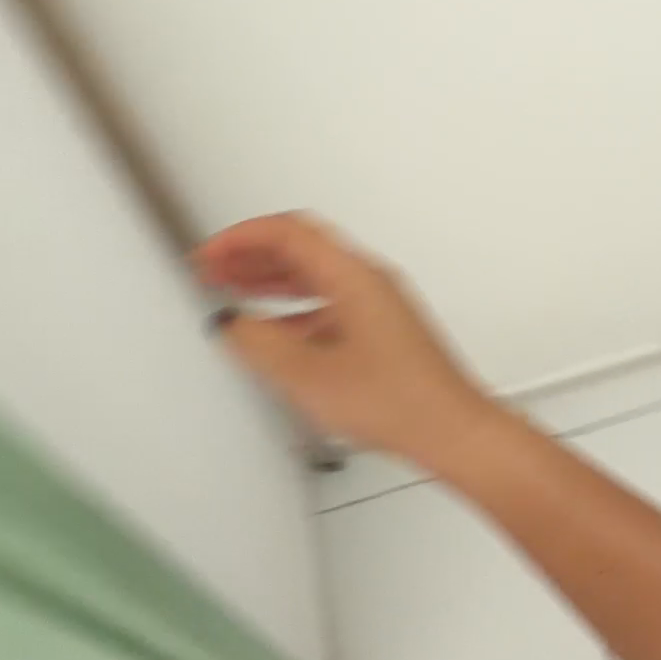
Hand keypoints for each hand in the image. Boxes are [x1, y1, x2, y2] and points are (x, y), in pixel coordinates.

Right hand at [192, 213, 500, 462]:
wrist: (450, 428)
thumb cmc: (400, 401)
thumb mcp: (308, 375)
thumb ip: (260, 343)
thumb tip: (231, 324)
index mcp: (355, 277)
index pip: (291, 231)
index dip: (242, 236)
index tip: (210, 254)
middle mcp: (371, 283)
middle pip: (304, 249)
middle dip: (253, 255)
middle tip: (213, 269)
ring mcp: (380, 305)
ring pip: (316, 276)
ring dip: (272, 280)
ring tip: (233, 291)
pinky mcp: (383, 329)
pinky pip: (330, 304)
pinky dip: (295, 308)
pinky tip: (274, 332)